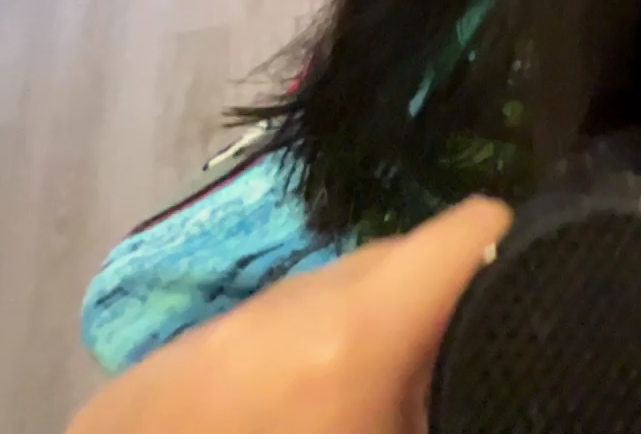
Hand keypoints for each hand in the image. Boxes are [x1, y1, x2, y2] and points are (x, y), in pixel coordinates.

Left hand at [65, 197, 511, 433]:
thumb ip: (456, 385)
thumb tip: (504, 348)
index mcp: (354, 336)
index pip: (467, 226)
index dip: (503, 252)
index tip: (506, 298)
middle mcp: (280, 310)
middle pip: (394, 255)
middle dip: (420, 304)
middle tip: (416, 379)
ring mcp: (199, 339)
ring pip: (320, 290)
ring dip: (346, 329)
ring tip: (334, 407)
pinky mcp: (133, 378)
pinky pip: (244, 331)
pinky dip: (273, 361)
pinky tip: (260, 428)